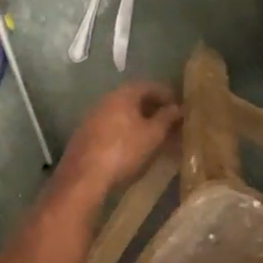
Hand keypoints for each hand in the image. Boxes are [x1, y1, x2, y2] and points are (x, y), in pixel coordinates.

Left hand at [55, 82, 182, 197]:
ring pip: (121, 112)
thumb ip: (166, 118)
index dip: (165, 94)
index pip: (148, 86)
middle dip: (152, 107)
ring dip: (137, 119)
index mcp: (123, 95)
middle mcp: (105, 100)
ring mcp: (92, 117)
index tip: (177, 106)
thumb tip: (177, 107)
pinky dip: (124, 130)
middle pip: (133, 98)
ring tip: (151, 134)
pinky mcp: (85, 134)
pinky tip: (130, 144)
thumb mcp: (153, 135)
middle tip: (167, 120)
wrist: (85, 176)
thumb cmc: (124, 150)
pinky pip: (110, 125)